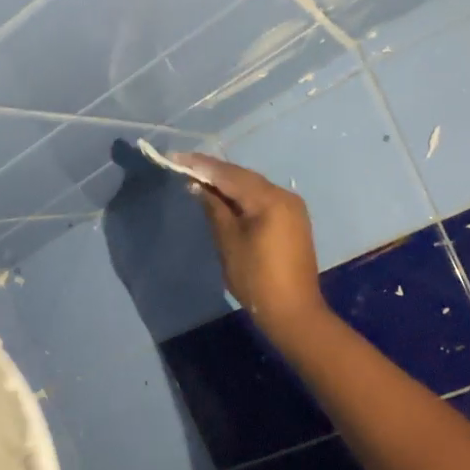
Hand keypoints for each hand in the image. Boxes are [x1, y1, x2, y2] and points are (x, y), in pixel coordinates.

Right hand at [174, 153, 328, 341]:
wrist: (293, 311)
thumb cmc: (256, 278)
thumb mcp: (229, 243)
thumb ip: (215, 210)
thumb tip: (199, 186)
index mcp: (269, 199)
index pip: (229, 175)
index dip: (201, 166)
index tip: (176, 158)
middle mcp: (285, 196)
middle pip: (244, 178)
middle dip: (215, 173)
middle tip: (186, 167)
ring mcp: (293, 209)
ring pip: (255, 188)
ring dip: (229, 185)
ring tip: (201, 181)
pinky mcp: (293, 222)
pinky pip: (264, 201)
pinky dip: (243, 198)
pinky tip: (225, 200)